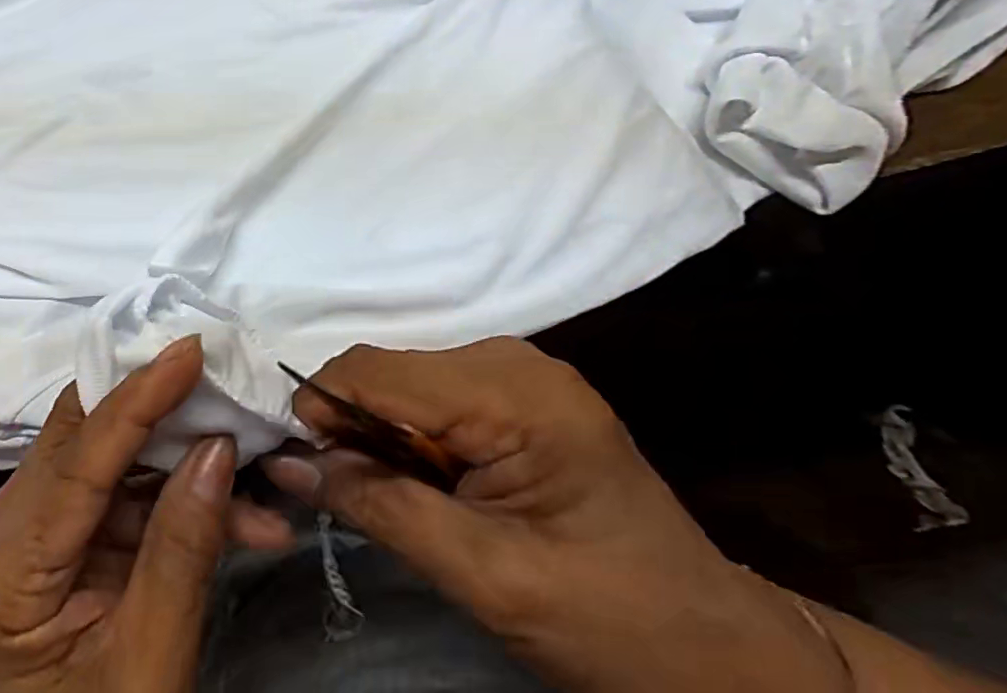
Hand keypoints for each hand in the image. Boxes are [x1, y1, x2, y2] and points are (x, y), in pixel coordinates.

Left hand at [0, 336, 292, 692]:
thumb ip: (183, 549)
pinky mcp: (72, 535)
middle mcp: (5, 538)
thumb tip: (218, 447)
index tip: (190, 350)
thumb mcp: (154, 658)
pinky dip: (184, 494)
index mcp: (3, 579)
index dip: (136, 400)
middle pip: (82, 440)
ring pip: (113, 458)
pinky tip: (246, 516)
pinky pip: (131, 490)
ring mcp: (36, 533)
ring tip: (253, 460)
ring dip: (185, 458)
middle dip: (158, 408)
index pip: (73, 465)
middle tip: (218, 377)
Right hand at [262, 338, 850, 692]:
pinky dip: (413, 439)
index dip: (324, 410)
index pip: (376, 370)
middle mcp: (511, 361)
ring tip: (400, 501)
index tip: (302, 468)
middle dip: (352, 428)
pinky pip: (435, 399)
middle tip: (352, 499)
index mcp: (513, 393)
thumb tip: (292, 463)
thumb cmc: (611, 619)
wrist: (714, 644)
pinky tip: (433, 486)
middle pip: (389, 372)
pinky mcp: (519, 396)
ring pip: (405, 385)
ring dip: (382, 438)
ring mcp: (518, 374)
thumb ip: (384, 508)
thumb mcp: (487, 576)